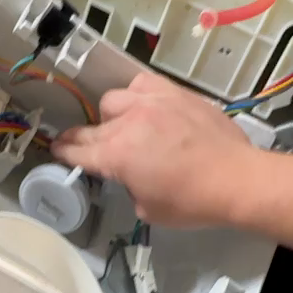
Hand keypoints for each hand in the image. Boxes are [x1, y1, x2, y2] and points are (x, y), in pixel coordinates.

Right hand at [52, 72, 259, 226]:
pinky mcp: (174, 94)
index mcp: (117, 157)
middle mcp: (128, 124)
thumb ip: (130, 186)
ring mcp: (152, 103)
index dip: (64, 153)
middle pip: (91, 128)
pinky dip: (137, 95)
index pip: (78, 152)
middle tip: (78, 144)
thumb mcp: (149, 209)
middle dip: (81, 138)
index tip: (57, 150)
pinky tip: (145, 106)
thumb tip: (131, 176)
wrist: (235, 179)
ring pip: (114, 100)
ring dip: (111, 115)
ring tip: (121, 127)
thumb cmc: (193, 202)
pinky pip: (143, 84)